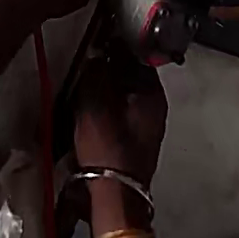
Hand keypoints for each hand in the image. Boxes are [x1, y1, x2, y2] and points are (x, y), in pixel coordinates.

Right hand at [74, 54, 167, 184]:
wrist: (113, 197)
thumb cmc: (107, 147)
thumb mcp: (94, 102)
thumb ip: (95, 72)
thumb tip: (96, 55)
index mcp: (152, 91)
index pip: (135, 54)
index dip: (113, 45)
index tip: (95, 40)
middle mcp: (155, 105)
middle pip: (129, 74)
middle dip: (107, 68)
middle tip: (86, 64)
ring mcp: (146, 124)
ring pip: (122, 93)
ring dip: (104, 88)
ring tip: (83, 86)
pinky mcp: (133, 140)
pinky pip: (118, 111)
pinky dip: (105, 107)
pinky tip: (87, 110)